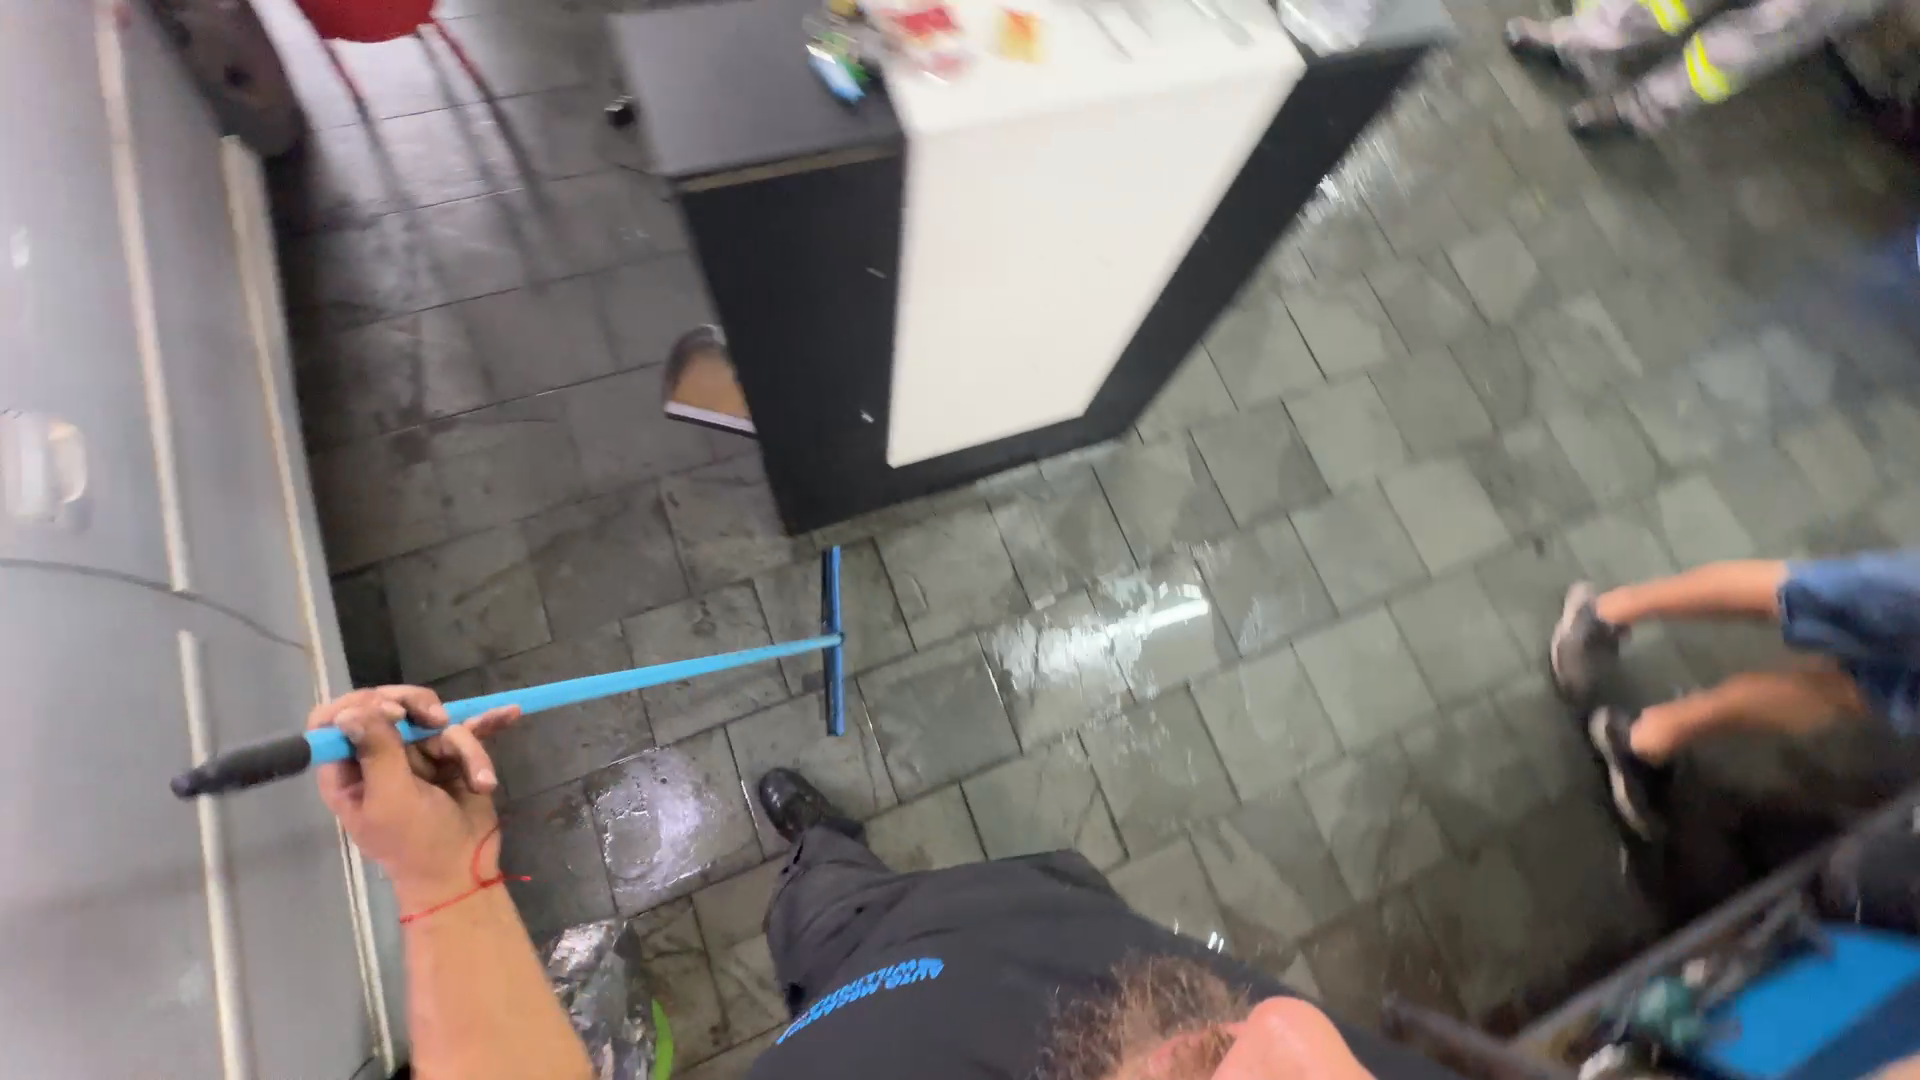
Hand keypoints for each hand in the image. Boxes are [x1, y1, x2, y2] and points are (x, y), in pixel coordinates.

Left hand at [307, 686, 521, 906]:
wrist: (463, 866)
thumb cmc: (416, 841)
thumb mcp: (392, 799)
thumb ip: (376, 754)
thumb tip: (349, 713)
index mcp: (350, 770)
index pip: (335, 721)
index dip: (361, 706)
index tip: (394, 714)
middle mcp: (381, 756)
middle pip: (392, 706)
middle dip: (419, 709)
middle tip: (438, 720)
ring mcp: (420, 755)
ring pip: (440, 723)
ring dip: (467, 748)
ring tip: (481, 781)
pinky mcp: (456, 756)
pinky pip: (471, 730)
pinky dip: (490, 724)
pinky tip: (510, 714)